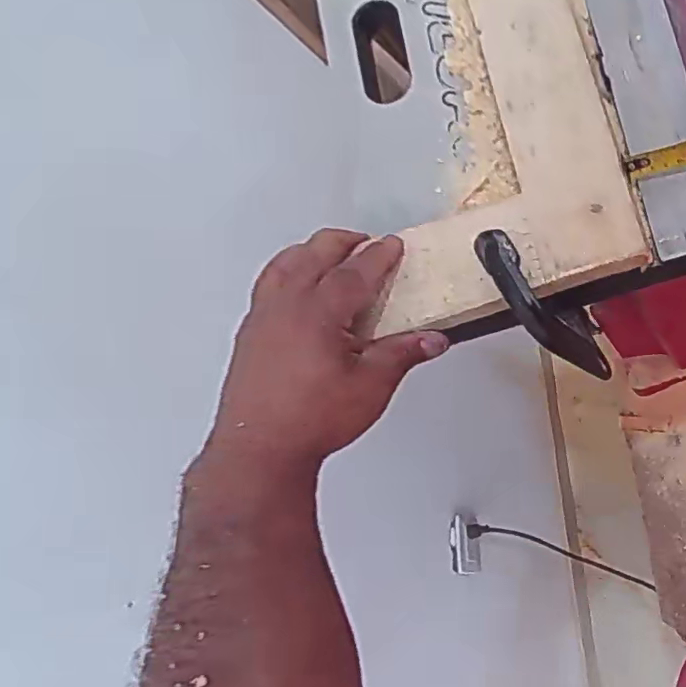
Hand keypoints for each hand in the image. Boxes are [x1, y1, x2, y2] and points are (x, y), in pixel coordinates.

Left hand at [206, 230, 446, 472]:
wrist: (262, 446)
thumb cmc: (314, 415)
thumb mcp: (375, 382)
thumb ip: (404, 354)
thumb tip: (434, 339)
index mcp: (315, 315)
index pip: (351, 275)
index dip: (376, 258)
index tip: (393, 245)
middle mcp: (282, 311)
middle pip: (307, 259)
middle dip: (338, 244)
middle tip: (363, 240)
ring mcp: (261, 322)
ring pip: (280, 270)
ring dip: (307, 254)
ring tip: (330, 254)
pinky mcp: (252, 338)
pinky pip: (269, 289)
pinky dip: (289, 274)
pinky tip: (302, 289)